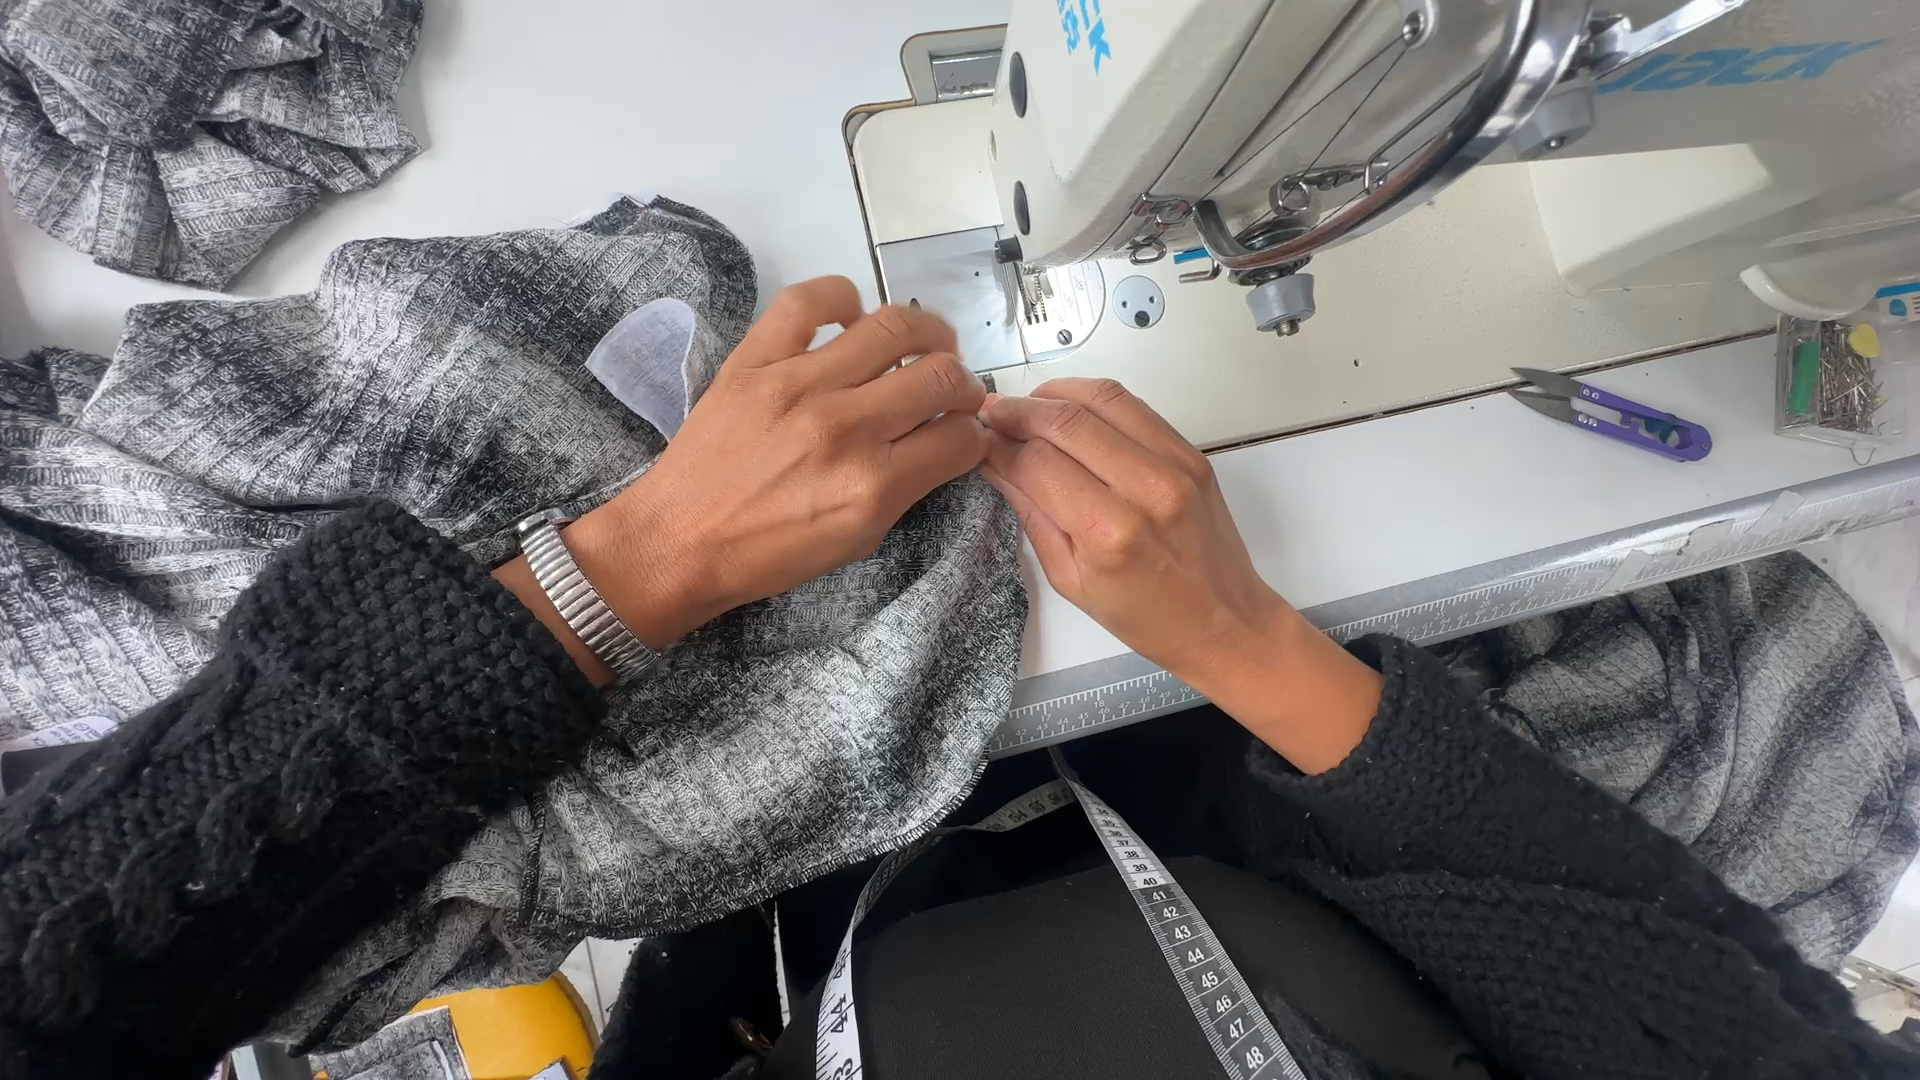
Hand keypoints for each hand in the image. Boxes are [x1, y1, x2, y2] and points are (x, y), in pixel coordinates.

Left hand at [499, 276, 988, 683]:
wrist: (680, 541)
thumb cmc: (773, 554)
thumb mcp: (858, 539)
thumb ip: (910, 486)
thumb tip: (948, 439)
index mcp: (874, 486)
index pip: (959, 438)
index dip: (975, 434)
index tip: (966, 432)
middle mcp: (845, 427)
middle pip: (940, 377)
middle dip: (965, 385)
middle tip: (955, 391)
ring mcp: (798, 384)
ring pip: (894, 327)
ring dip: (930, 333)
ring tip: (929, 344)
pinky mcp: (756, 358)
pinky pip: (811, 299)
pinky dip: (844, 298)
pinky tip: (854, 319)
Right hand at [980, 379, 1378, 772]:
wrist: (1225, 622)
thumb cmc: (1145, 618)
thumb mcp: (1069, 581)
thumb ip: (1032, 515)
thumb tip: (996, 465)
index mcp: (1107, 533)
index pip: (1036, 464)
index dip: (999, 447)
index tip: (979, 443)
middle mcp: (1144, 489)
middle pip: (1064, 421)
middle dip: (1019, 412)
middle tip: (992, 415)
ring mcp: (1174, 464)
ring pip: (1101, 398)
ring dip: (1054, 394)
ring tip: (1027, 405)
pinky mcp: (1191, 453)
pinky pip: (1134, 405)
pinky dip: (1093, 397)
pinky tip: (1069, 407)